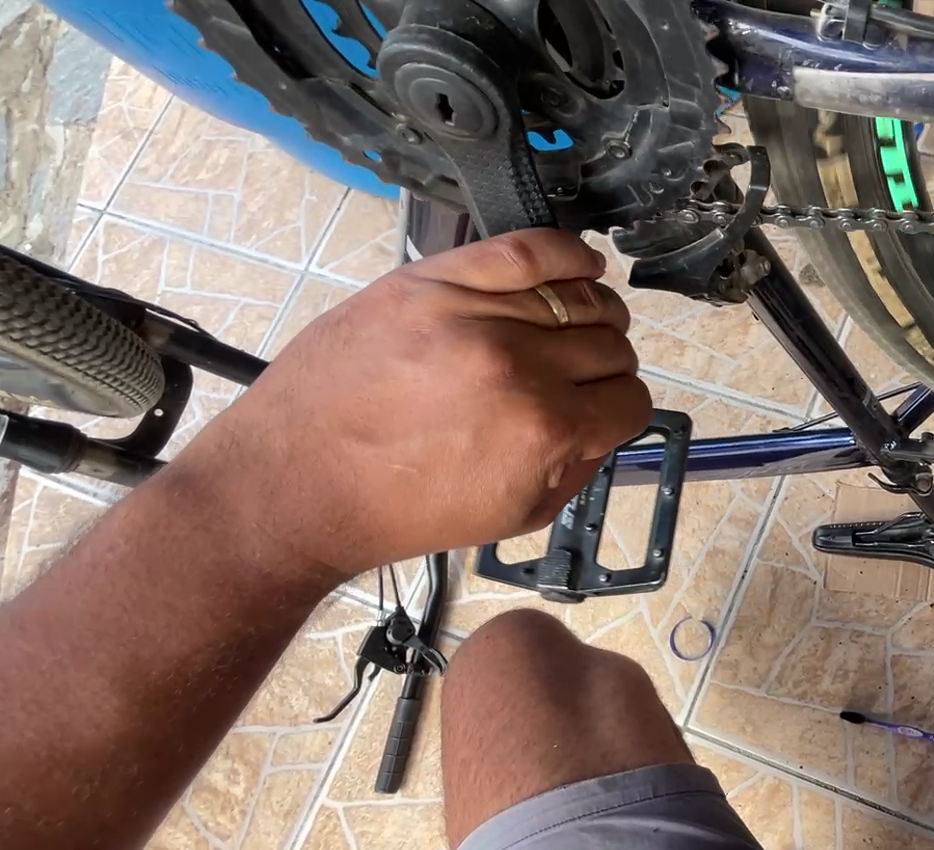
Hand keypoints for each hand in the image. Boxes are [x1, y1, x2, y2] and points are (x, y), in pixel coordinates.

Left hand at [169, 228, 650, 580]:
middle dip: (610, 368)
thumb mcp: (520, 515)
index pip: (631, 400)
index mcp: (547, 431)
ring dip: (597, 316)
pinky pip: (525, 248)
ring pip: (583, 297)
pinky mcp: (432, 281)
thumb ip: (580, 467)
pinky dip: (567, 252)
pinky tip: (584, 262)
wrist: (302, 483)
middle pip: (613, 348)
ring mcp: (474, 315)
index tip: (604, 414)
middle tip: (582, 380)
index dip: (624, 412)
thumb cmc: (412, 510)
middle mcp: (522, 366)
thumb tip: (604, 422)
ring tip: (578, 330)